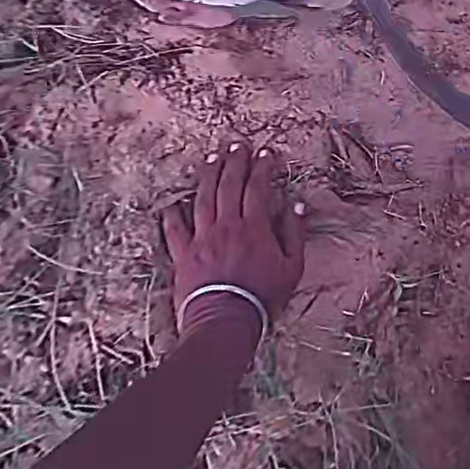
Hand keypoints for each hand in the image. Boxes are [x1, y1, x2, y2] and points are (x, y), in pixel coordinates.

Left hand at [161, 146, 305, 341]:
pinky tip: (172, 204)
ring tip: (211, 158)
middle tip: (237, 145)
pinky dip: (172, 216)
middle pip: (229, 186)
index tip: (265, 152)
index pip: (257, 188)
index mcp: (254, 227)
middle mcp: (226, 226)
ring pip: (203, 200)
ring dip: (208, 177)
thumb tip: (297, 205)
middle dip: (234, 162)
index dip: (262, 167)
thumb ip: (295, 233)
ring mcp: (202, 240)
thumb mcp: (292, 266)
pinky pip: (175, 231)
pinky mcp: (183, 256)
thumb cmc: (263, 296)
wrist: (224, 323)